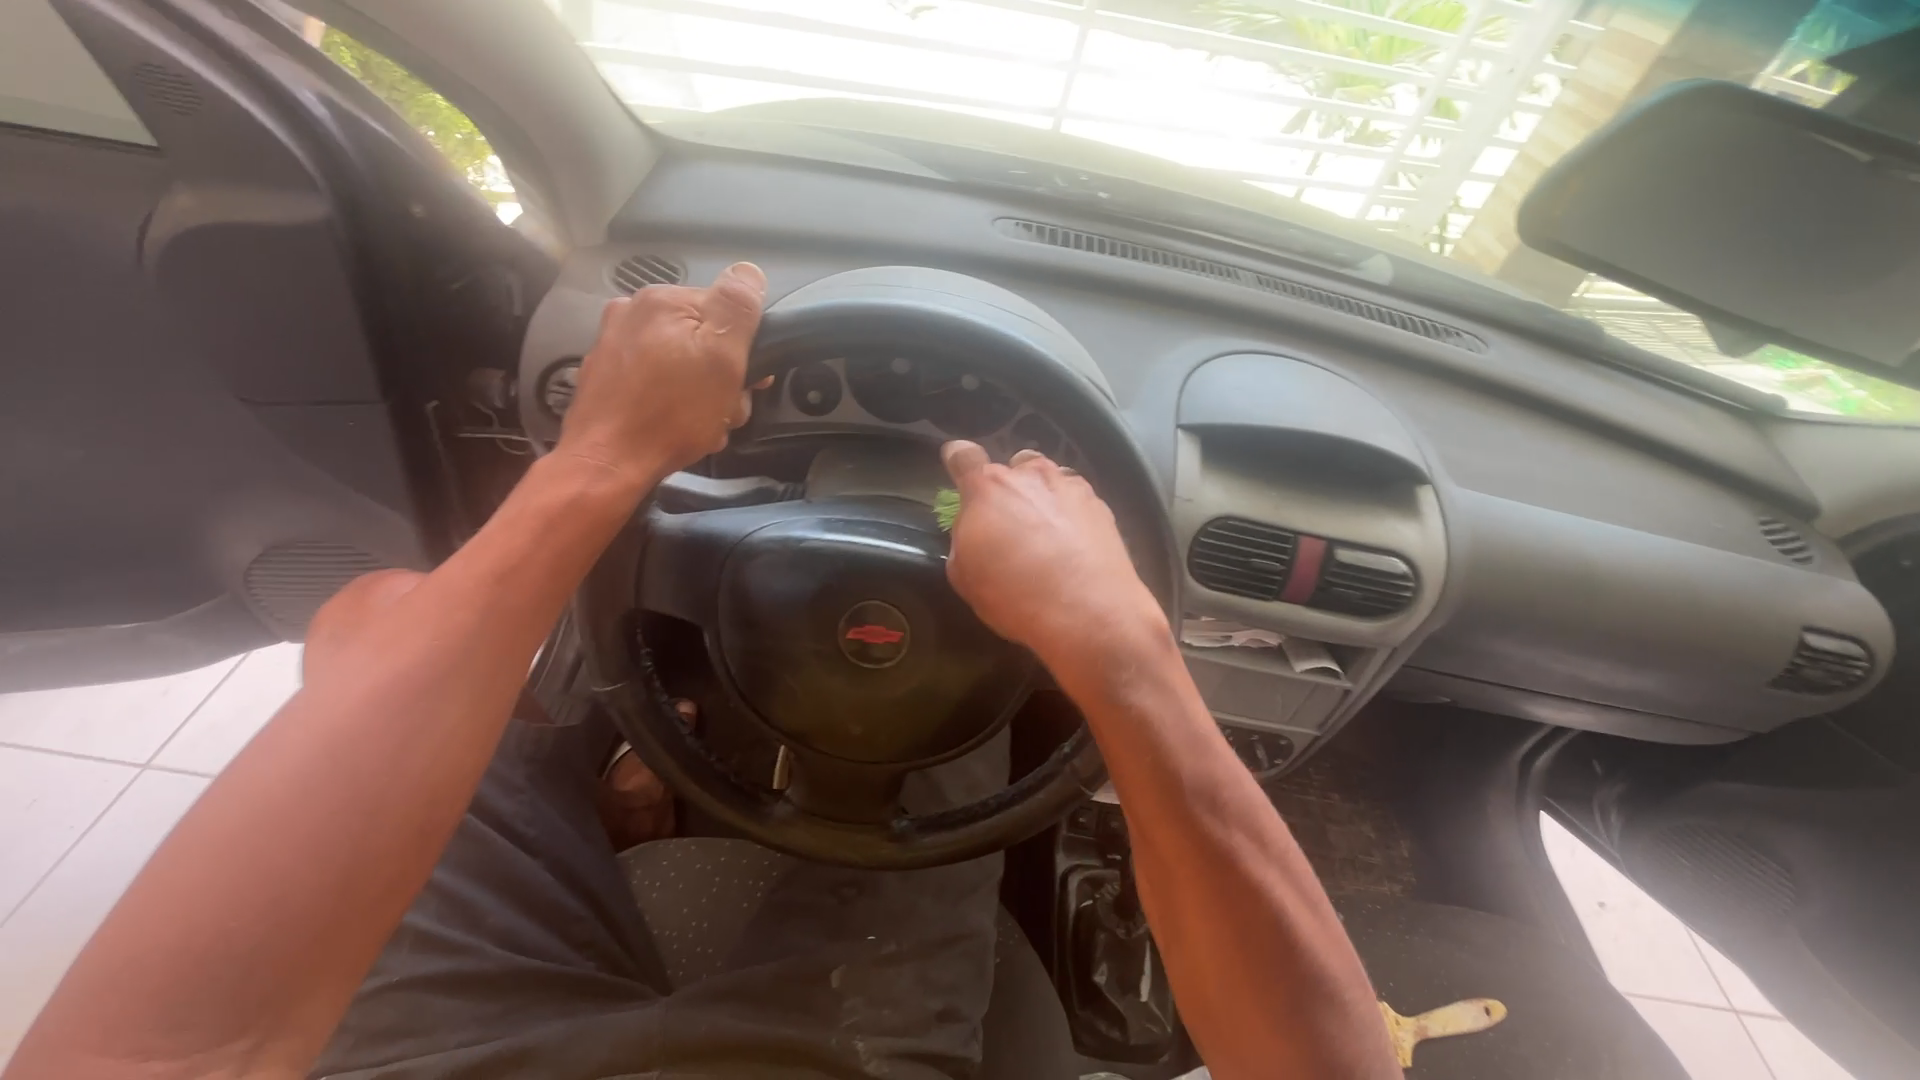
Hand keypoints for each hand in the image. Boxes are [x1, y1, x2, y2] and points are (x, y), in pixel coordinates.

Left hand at [555, 262, 768, 490]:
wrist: (608, 461)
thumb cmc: (672, 413)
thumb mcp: (722, 357)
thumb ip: (738, 306)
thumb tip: (749, 271)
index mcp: (663, 300)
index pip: (726, 311)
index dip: (745, 348)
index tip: (748, 381)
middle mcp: (632, 312)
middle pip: (702, 338)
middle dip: (721, 376)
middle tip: (723, 409)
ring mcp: (613, 345)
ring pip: (680, 364)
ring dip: (700, 394)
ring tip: (700, 425)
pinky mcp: (605, 378)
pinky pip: (655, 382)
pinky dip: (671, 402)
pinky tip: (674, 426)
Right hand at [940, 441, 1166, 672]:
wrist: (1089, 612)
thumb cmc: (1015, 596)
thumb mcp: (965, 575)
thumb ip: (964, 538)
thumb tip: (977, 528)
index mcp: (988, 489)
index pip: (964, 457)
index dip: (958, 458)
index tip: (957, 461)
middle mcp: (1030, 477)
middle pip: (1014, 465)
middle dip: (1008, 486)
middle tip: (1009, 519)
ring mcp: (1070, 487)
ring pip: (1049, 477)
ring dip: (1041, 494)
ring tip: (1044, 530)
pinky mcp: (1101, 505)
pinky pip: (1075, 498)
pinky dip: (1069, 512)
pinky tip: (1072, 543)